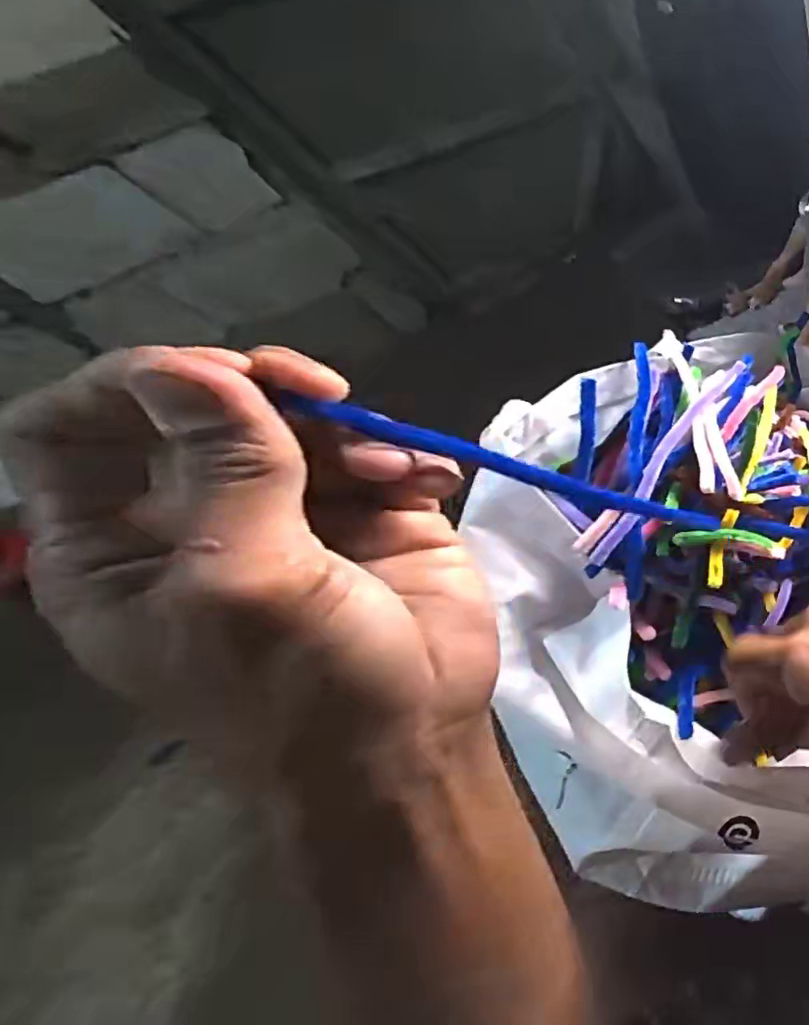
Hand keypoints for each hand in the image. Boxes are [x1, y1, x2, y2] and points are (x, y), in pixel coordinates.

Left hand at [0, 346, 496, 786]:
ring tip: (396, 473)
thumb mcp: (246, 581)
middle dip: (272, 394)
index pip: (82, 428)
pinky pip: (394, 465)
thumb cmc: (301, 681)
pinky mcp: (392, 524)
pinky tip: (430, 483)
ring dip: (360, 436)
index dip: (140, 384)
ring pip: (318, 433)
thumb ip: (229, 474)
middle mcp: (214, 519)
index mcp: (125, 541)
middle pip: (218, 415)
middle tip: (326, 393)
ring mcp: (314, 520)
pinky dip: (415, 461)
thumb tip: (195, 368)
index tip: (228, 376)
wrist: (411, 735)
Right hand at [721, 593, 808, 762]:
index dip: (742, 697)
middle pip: (772, 648)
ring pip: (807, 636)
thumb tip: (742, 747)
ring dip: (807, 668)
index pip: (736, 661)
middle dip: (775, 685)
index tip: (770, 725)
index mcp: (795, 650)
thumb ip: (785, 736)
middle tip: (801, 721)